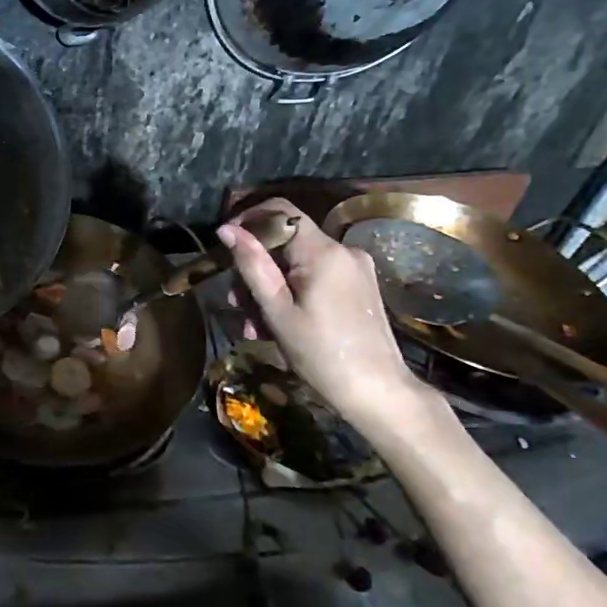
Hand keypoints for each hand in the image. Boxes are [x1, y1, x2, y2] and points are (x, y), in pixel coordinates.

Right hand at [218, 199, 432, 432]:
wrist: (381, 396)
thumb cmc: (323, 355)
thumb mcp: (277, 312)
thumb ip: (252, 265)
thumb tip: (226, 229)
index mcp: (323, 252)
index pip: (280, 210)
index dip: (248, 218)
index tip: (226, 244)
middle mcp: (343, 250)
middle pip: (286, 240)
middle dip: (256, 266)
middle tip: (235, 302)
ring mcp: (354, 269)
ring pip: (297, 262)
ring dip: (270, 286)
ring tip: (252, 324)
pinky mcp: (359, 287)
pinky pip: (315, 276)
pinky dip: (292, 293)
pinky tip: (278, 325)